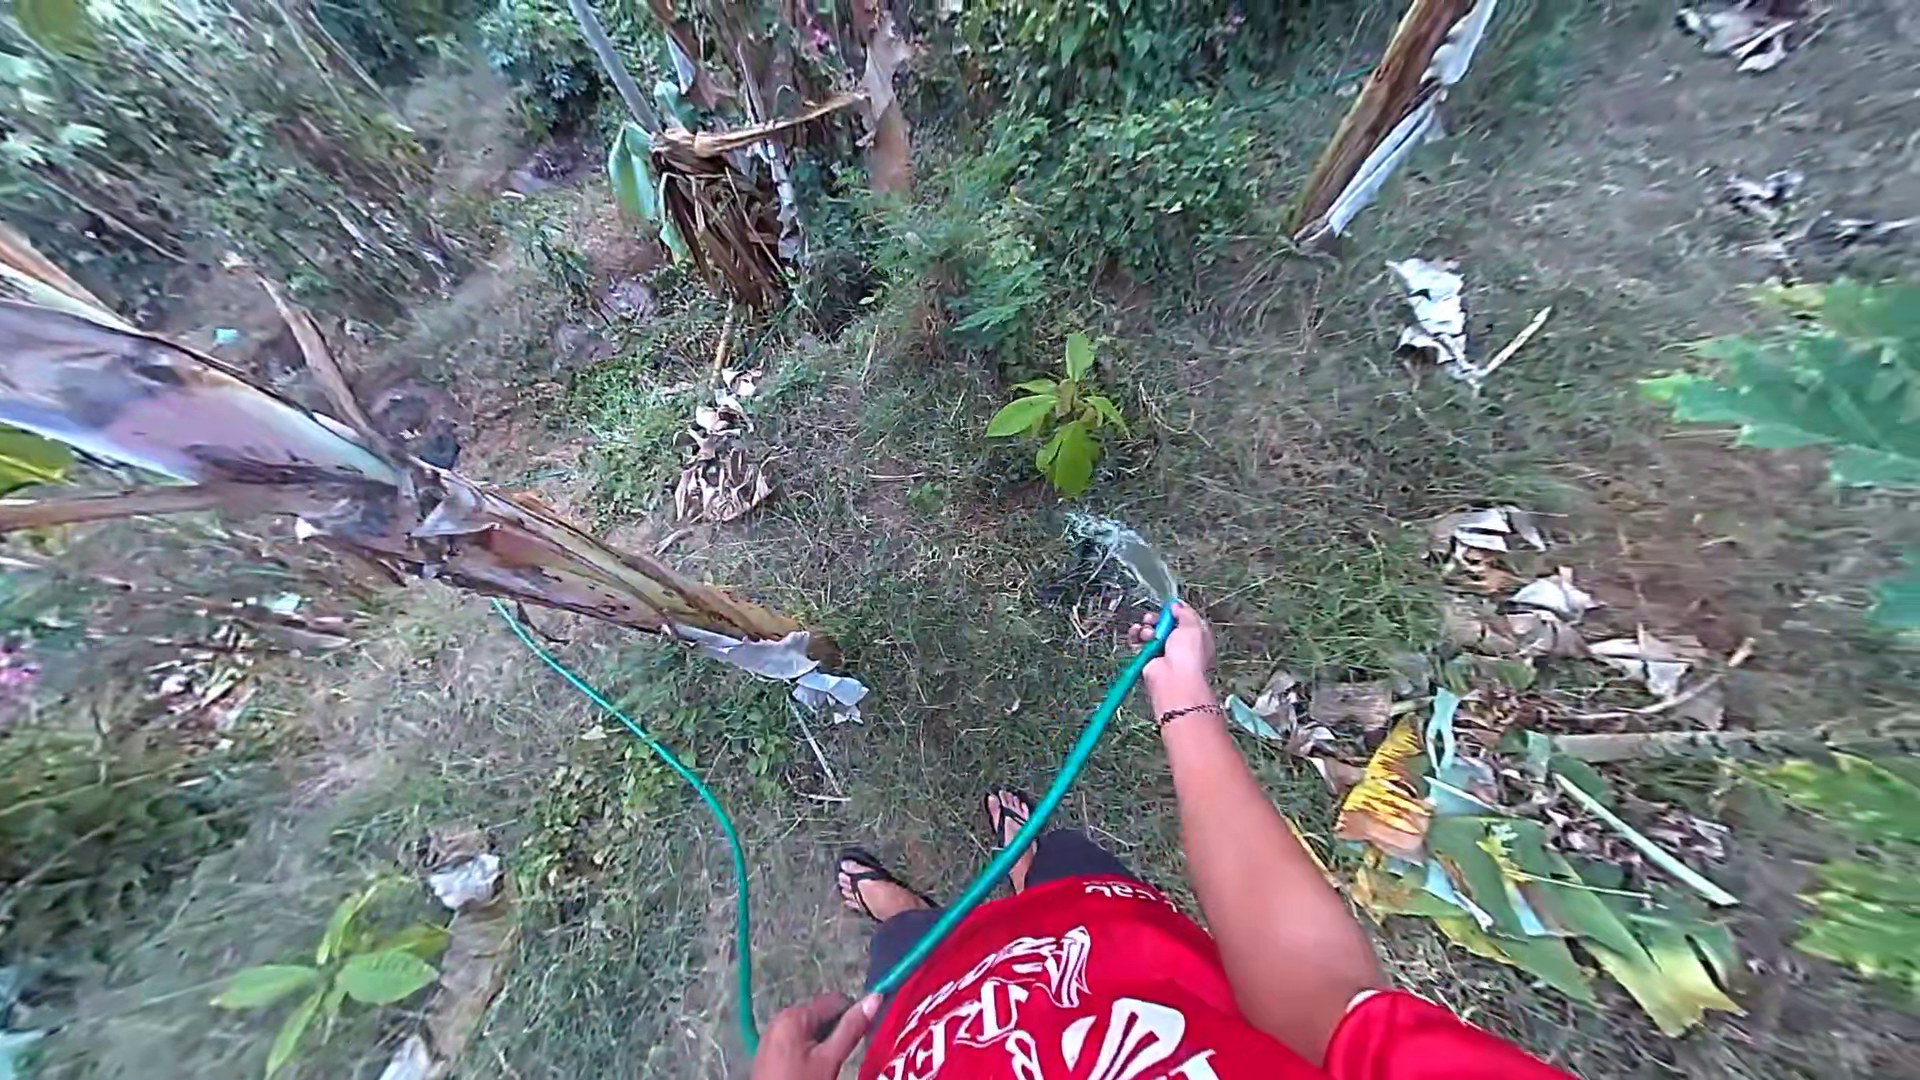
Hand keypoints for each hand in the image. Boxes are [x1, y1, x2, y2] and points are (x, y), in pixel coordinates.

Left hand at [751, 993, 881, 1079]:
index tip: (863, 1036)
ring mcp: (772, 1036)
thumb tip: (875, 997)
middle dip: (835, 1032)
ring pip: (811, 1030)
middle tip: (840, 1058)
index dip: (852, 1016)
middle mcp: (781, 1018)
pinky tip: (811, 1072)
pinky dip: (809, 1052)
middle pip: (822, 1014)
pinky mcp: (768, 1054)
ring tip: (825, 1068)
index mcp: (795, 1014)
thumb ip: (851, 1028)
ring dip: (823, 1043)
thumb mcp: (828, 1061)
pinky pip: (797, 1042)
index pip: (835, 1001)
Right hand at [1128, 601, 1214, 699]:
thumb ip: (1184, 612)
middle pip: (1165, 625)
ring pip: (1150, 632)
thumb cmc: (1189, 655)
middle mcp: (1180, 645)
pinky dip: (1136, 636)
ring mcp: (1164, 652)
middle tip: (1153, 619)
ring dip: (1146, 628)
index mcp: (1197, 637)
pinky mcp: (1148, 658)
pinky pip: (1138, 642)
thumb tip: (1176, 606)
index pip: (1185, 619)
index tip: (1169, 606)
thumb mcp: (1192, 626)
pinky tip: (1137, 633)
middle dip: (1157, 619)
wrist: (1173, 678)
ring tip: (1147, 631)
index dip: (1176, 612)